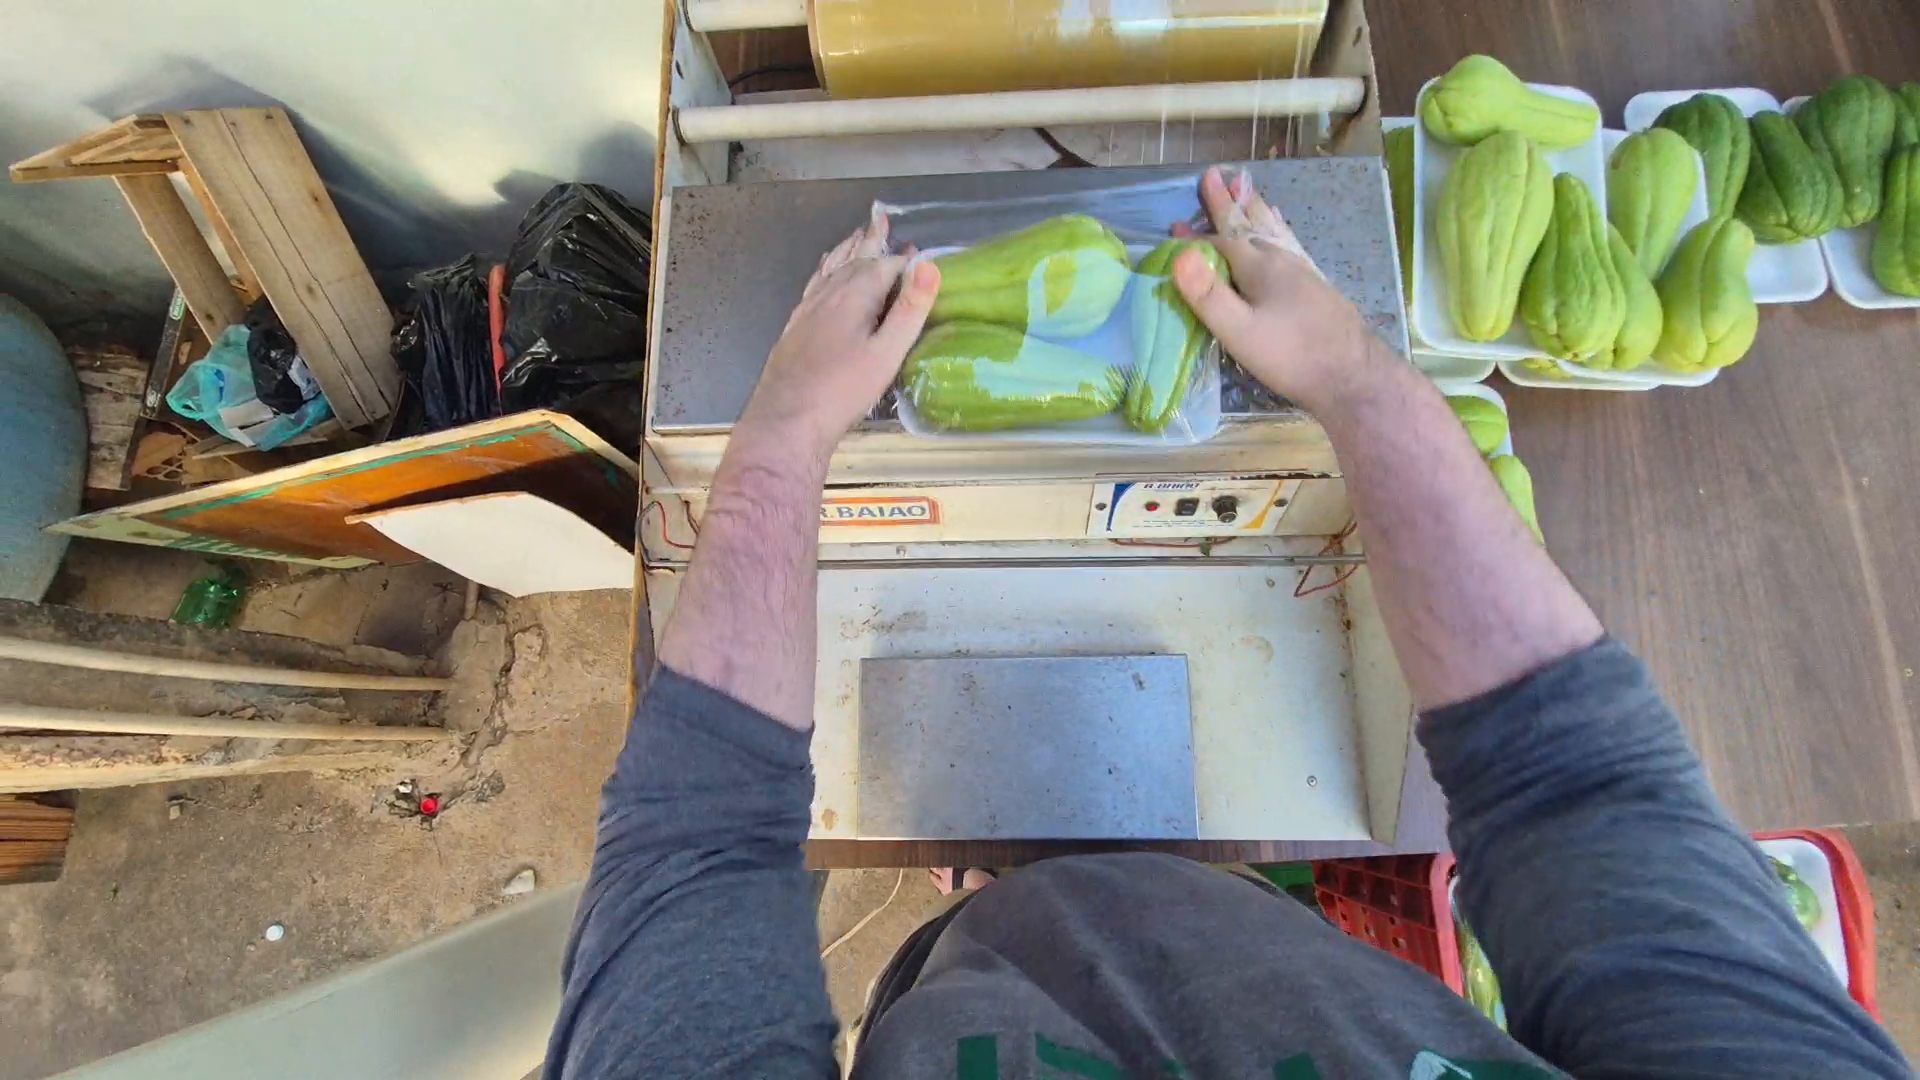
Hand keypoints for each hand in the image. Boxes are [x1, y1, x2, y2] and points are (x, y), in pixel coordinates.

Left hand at [738, 216, 940, 459]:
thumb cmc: (843, 390)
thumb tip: (930, 264)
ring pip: (831, 269)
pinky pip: (814, 286)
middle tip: (881, 218)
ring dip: (847, 251)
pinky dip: (824, 272)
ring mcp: (808, 308)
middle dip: (871, 240)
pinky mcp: (796, 326)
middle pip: (855, 259)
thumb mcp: (887, 353)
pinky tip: (823, 278)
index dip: (906, 260)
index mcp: (854, 294)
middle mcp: (828, 293)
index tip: (921, 255)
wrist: (788, 419)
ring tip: (855, 237)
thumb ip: (909, 309)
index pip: (886, 265)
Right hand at [1172, 166, 1389, 413]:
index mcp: (1262, 267)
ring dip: (1257, 212)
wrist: (1351, 376)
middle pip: (1252, 225)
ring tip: (1251, 193)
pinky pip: (1289, 247)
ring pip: (1275, 233)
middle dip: (1231, 203)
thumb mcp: (1240, 330)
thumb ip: (1208, 295)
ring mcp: (1303, 274)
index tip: (1176, 222)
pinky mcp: (1315, 290)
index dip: (1197, 234)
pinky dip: (1279, 233)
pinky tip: (1284, 239)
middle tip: (1218, 176)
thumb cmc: (1290, 356)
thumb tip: (1178, 256)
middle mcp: (1283, 261)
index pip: (1223, 241)